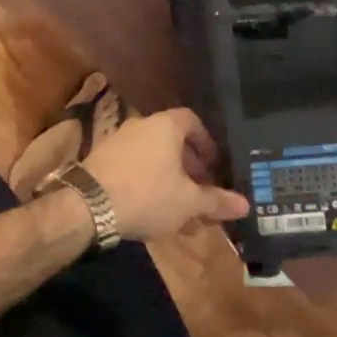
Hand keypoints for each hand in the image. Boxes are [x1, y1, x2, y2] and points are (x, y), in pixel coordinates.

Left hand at [84, 108, 250, 242]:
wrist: (90, 203)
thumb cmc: (148, 194)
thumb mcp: (188, 202)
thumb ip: (216, 201)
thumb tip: (245, 204)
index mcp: (165, 126)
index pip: (192, 121)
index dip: (207, 142)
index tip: (216, 165)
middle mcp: (142, 125)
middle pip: (173, 142)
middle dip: (191, 169)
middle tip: (203, 192)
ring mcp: (120, 140)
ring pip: (155, 159)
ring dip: (172, 182)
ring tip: (184, 214)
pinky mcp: (104, 159)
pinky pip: (136, 168)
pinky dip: (151, 185)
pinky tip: (157, 216)